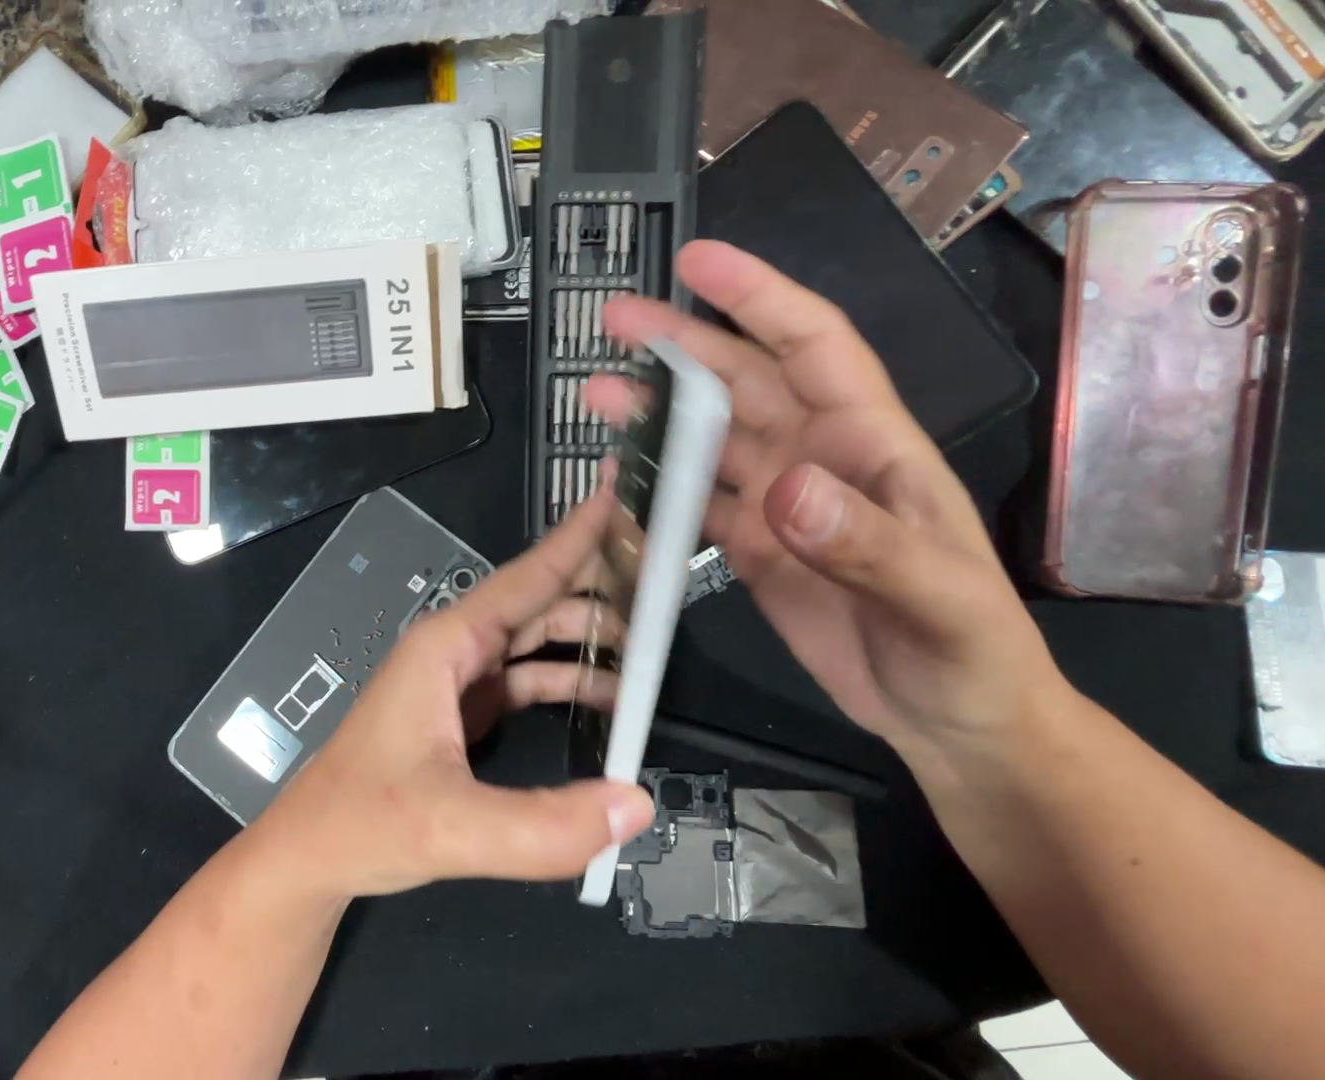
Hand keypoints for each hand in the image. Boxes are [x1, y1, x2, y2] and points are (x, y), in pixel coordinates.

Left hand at [249, 492, 655, 900]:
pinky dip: (570, 682)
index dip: (578, 537)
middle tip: (666, 586)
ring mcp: (460, 679)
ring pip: (537, 641)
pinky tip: (609, 703)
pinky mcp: (466, 711)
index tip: (622, 493)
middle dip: (600, 589)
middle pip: (539, 602)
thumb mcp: (450, 828)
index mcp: (446, 647)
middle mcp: (454, 649)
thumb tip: (635, 805)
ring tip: (654, 653)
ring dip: (591, 642)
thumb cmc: (363, 822)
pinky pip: (529, 680)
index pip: (526, 578)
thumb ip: (542, 827)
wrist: (314, 852)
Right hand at [593, 240, 1065, 748]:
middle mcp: (816, 458)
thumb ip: (867, 543)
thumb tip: (785, 488)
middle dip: (680, 347)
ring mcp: (779, 505)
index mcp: (869, 444)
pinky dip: (654, 489)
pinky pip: (694, 505)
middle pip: (739, 384)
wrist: (952, 716)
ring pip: (706, 441)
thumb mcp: (937, 597)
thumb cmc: (969, 648)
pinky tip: (616, 476)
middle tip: (615, 321)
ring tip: (597, 394)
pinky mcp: (753, 550)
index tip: (696, 263)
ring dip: (654, 415)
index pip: (810, 347)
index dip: (757, 297)